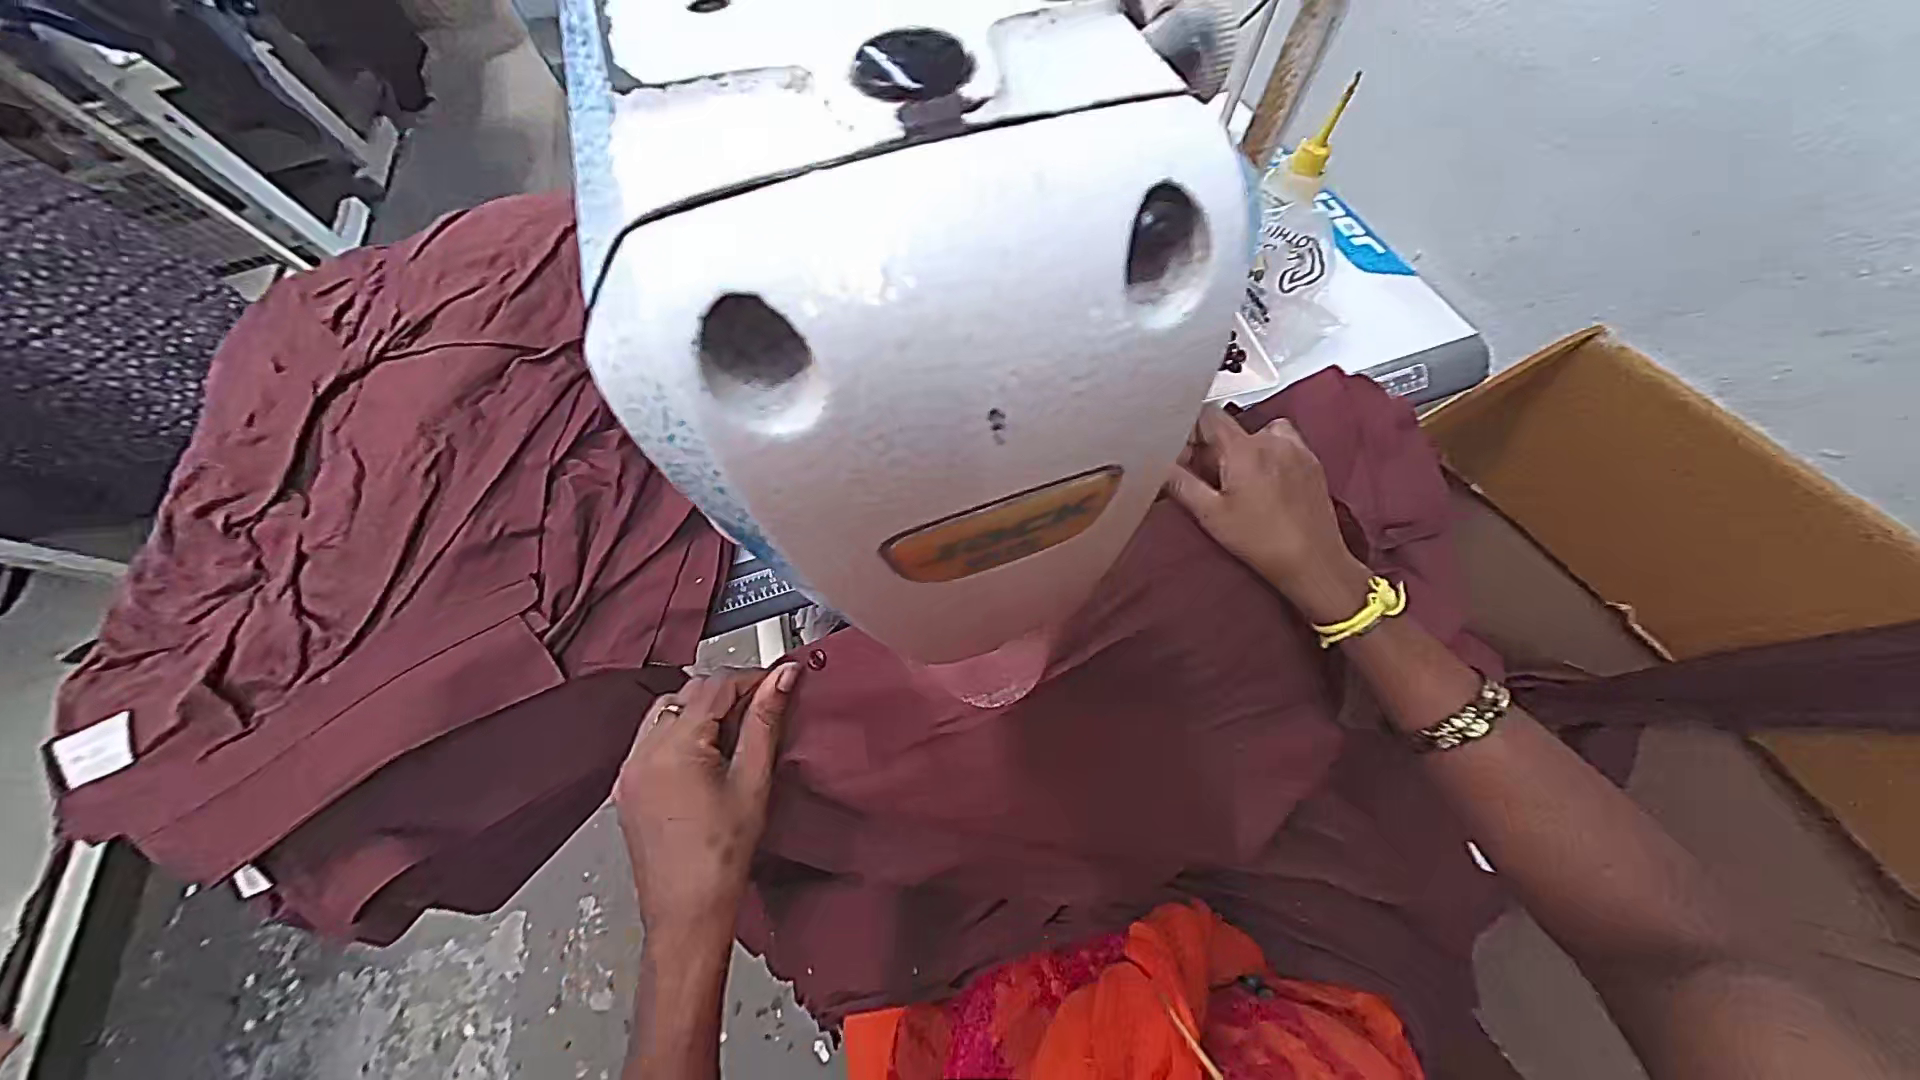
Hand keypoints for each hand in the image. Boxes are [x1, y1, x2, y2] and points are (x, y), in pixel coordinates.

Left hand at [614, 664, 798, 933]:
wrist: (688, 912)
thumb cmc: (719, 859)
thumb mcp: (753, 779)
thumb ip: (766, 720)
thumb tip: (780, 680)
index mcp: (672, 750)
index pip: (715, 685)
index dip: (753, 678)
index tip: (777, 682)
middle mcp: (642, 754)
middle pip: (691, 691)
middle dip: (730, 692)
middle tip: (764, 706)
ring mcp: (630, 769)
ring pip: (670, 708)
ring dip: (705, 708)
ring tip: (737, 731)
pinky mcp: (628, 784)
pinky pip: (654, 734)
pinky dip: (683, 728)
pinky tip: (709, 749)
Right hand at [1165, 406, 1370, 621]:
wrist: (1312, 561)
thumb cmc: (1262, 541)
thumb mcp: (1210, 514)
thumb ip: (1180, 484)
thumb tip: (1159, 466)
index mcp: (1244, 450)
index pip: (1209, 416)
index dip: (1190, 430)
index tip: (1182, 451)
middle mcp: (1273, 441)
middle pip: (1231, 427)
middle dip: (1214, 448)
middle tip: (1207, 479)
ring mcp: (1296, 450)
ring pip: (1257, 433)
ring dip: (1242, 449)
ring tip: (1237, 479)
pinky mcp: (1311, 462)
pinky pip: (1283, 444)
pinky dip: (1267, 454)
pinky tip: (1262, 483)